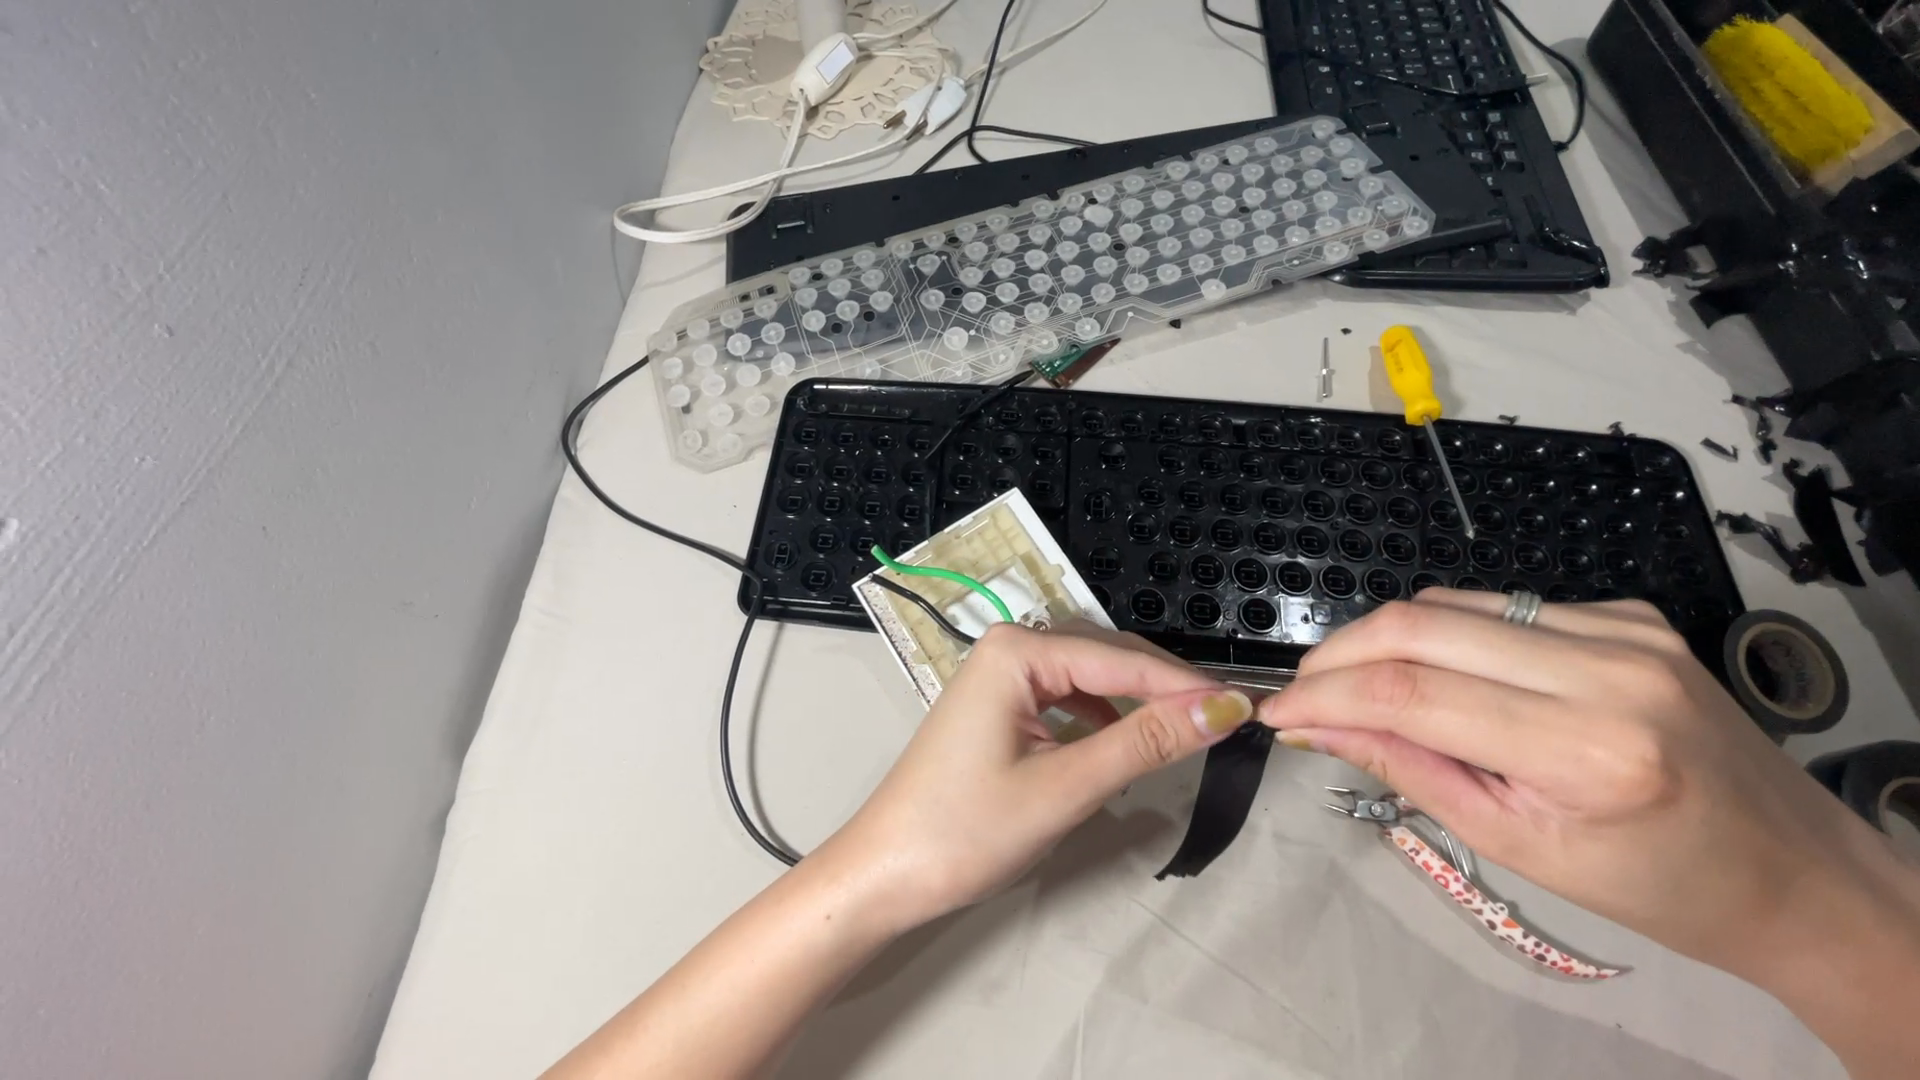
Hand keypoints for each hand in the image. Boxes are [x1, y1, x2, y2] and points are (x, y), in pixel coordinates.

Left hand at [814, 621, 1252, 932]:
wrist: (885, 873)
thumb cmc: (966, 829)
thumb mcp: (1065, 786)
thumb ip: (1143, 743)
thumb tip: (1220, 708)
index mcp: (1017, 652)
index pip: (1121, 660)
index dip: (1185, 686)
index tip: (1247, 707)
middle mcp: (1008, 648)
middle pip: (1106, 659)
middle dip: (1163, 690)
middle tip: (1226, 722)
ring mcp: (1000, 677)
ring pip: (1088, 679)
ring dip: (1135, 704)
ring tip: (1185, 732)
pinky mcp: (999, 707)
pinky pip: (1065, 699)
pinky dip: (1102, 718)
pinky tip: (1122, 740)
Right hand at [1257, 589, 1919, 1076]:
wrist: (1796, 871)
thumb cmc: (1652, 885)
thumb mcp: (1514, 844)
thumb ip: (1407, 768)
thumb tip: (1314, 726)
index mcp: (1588, 749)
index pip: (1412, 694)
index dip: (1325, 695)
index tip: (1277, 712)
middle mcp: (1610, 667)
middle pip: (1420, 624)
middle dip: (1337, 654)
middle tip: (1303, 692)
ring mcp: (1624, 626)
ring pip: (1448, 601)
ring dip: (1381, 639)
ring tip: (1356, 685)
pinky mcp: (1626, 611)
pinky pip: (1496, 605)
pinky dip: (1440, 633)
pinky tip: (1439, 674)